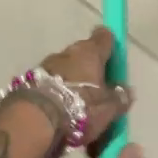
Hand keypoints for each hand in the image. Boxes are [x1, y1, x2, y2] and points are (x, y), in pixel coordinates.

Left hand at [40, 27, 130, 143]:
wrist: (33, 120)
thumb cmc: (78, 107)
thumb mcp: (108, 109)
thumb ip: (119, 98)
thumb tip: (126, 90)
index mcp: (90, 52)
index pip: (104, 37)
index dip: (110, 45)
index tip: (113, 58)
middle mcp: (69, 52)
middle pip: (84, 55)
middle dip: (91, 71)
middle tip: (98, 94)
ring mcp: (47, 65)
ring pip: (67, 70)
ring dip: (73, 84)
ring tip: (79, 112)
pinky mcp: (31, 81)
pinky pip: (52, 84)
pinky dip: (58, 95)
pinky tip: (61, 117)